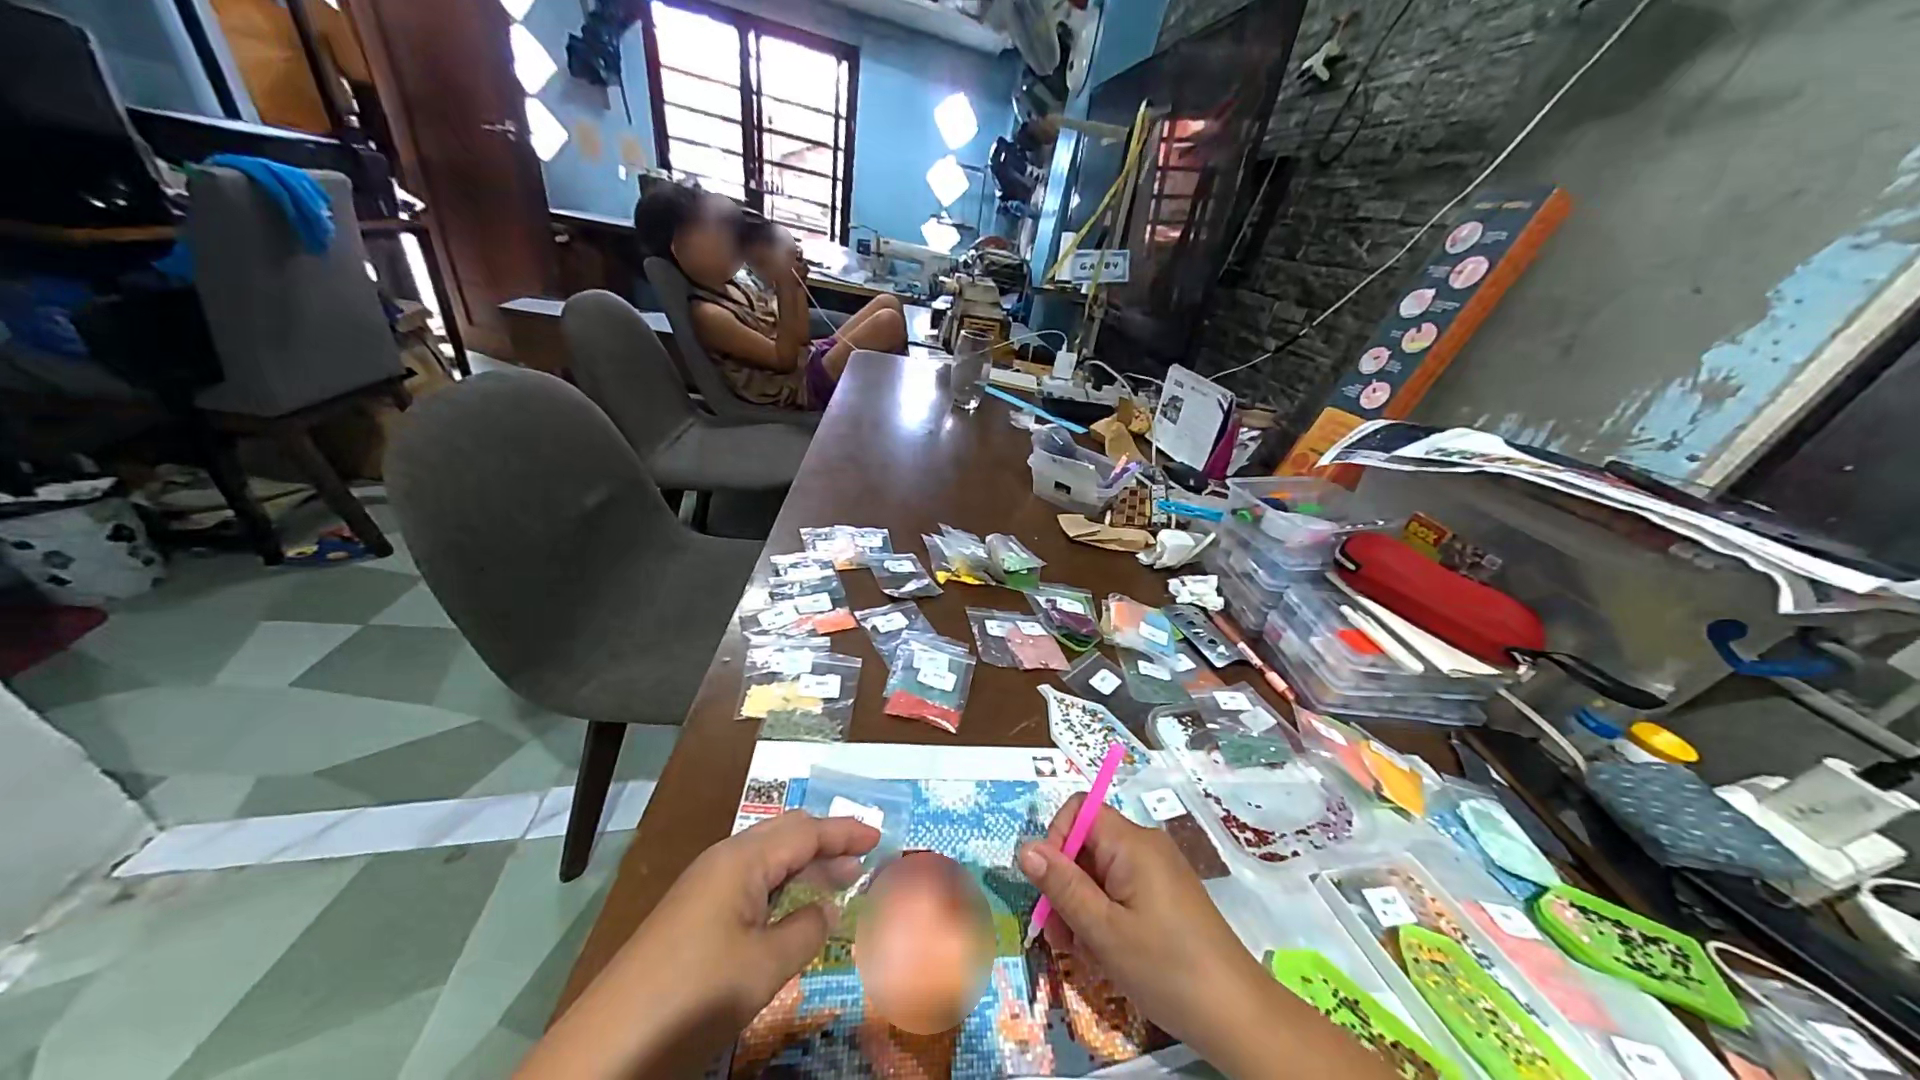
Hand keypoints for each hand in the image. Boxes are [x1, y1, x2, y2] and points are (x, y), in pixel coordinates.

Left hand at [522, 812, 877, 1079]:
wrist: (607, 1048)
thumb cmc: (694, 996)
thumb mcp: (764, 967)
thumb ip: (806, 929)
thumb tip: (828, 909)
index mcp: (741, 860)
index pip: (805, 832)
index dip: (844, 833)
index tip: (879, 837)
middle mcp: (723, 862)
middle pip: (785, 837)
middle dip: (826, 843)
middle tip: (863, 857)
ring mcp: (704, 889)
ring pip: (767, 861)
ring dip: (805, 867)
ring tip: (840, 880)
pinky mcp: (693, 916)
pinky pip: (750, 886)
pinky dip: (781, 889)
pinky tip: (794, 910)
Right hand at [1016, 796, 1291, 1074]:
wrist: (1238, 1015)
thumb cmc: (1166, 968)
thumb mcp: (1103, 929)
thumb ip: (1061, 885)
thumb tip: (1024, 847)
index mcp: (1132, 843)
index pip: (1079, 809)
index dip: (1055, 839)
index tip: (1049, 887)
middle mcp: (1145, 846)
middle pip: (1087, 843)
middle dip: (1064, 882)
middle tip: (1058, 935)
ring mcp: (1158, 871)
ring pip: (1100, 871)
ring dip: (1081, 904)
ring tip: (1080, 950)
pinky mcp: (1166, 896)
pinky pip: (1121, 889)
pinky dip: (1104, 914)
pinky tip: (1105, 951)